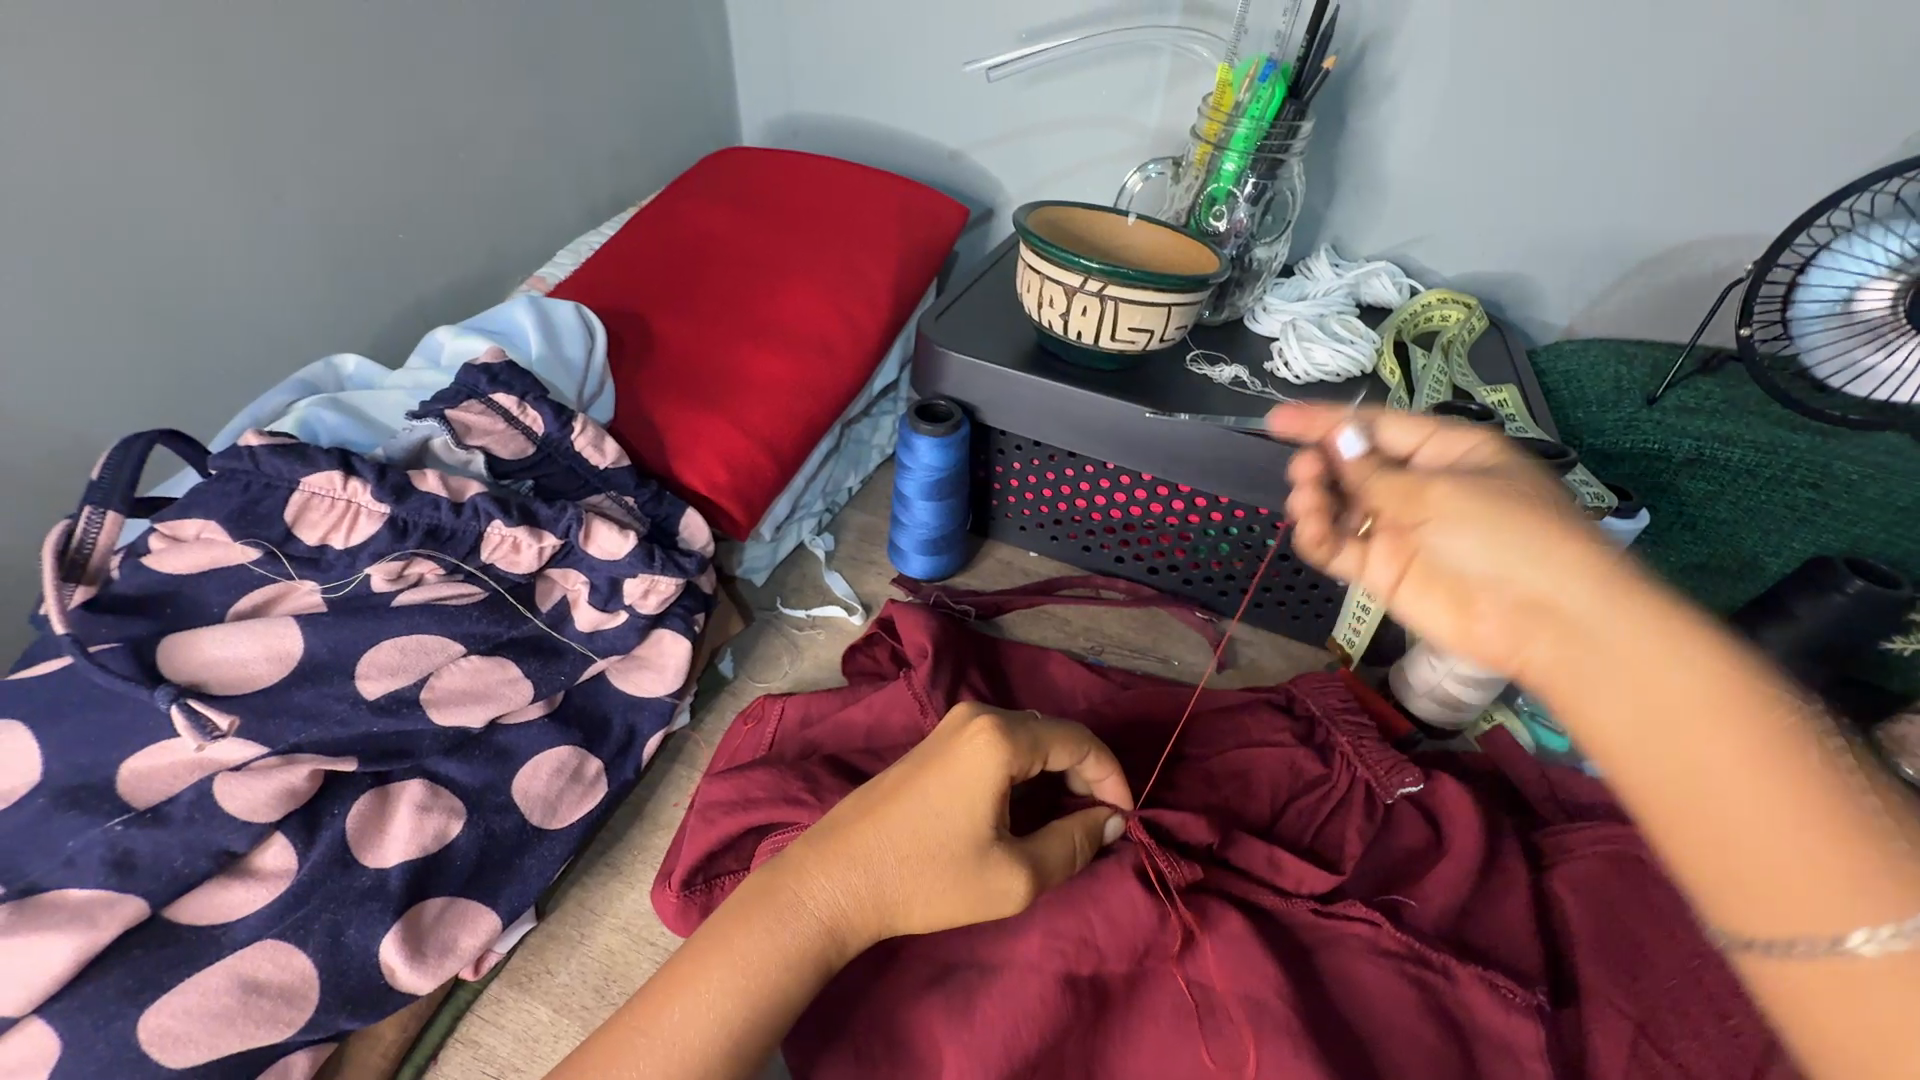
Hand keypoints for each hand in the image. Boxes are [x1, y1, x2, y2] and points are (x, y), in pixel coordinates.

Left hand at [768, 702, 1133, 954]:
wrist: (835, 878)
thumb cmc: (927, 878)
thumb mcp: (1015, 876)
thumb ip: (1073, 844)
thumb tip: (1108, 822)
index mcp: (999, 736)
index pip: (1081, 742)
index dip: (1112, 779)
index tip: (1122, 823)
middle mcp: (977, 715)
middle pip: (1054, 735)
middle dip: (1084, 778)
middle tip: (1095, 828)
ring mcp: (951, 726)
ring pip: (1026, 740)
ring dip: (1054, 776)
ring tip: (1064, 825)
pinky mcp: (935, 743)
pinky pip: (998, 746)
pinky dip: (1024, 773)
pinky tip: (1023, 812)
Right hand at [1266, 403, 1638, 681]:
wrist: (1546, 620)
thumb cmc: (1506, 536)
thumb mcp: (1439, 491)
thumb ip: (1374, 471)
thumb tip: (1334, 440)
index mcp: (1443, 451)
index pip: (1374, 427)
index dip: (1323, 421)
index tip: (1274, 420)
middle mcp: (1416, 485)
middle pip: (1349, 465)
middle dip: (1319, 463)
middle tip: (1304, 470)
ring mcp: (1396, 529)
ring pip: (1337, 505)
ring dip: (1314, 498)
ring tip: (1307, 500)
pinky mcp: (1381, 570)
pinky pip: (1336, 546)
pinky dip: (1317, 535)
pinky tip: (1312, 528)